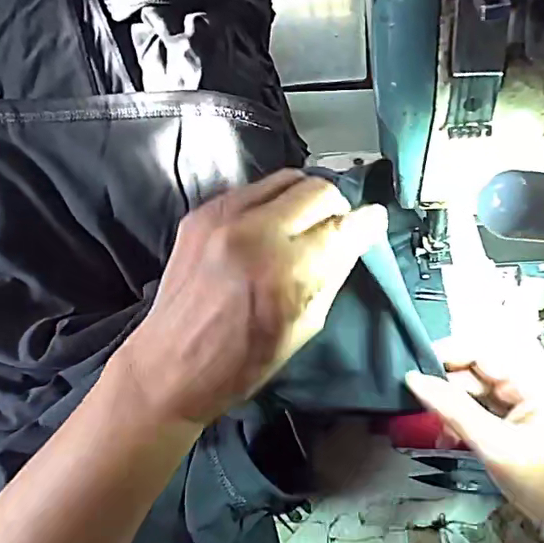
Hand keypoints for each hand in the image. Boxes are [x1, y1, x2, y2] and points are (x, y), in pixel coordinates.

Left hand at [114, 169, 386, 425]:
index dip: (366, 223)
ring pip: (287, 178)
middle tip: (336, 229)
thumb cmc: (240, 363)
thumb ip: (332, 275)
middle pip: (319, 190)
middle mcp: (254, 232)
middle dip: (337, 208)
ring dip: (306, 198)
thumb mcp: (303, 327)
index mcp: (285, 271)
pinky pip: (254, 188)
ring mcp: (223, 217)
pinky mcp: (201, 213)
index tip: (373, 223)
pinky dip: (272, 203)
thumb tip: (356, 239)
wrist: (170, 364)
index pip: (343, 226)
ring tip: (304, 225)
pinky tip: (269, 228)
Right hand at [405, 335, 543, 540]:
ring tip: (442, 431)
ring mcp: (522, 389)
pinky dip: (461, 415)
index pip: (478, 346)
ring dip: (451, 404)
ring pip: (470, 381)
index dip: (442, 356)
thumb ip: (453, 409)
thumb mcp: (496, 447)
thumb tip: (415, 380)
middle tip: (426, 411)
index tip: (412, 375)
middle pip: (472, 362)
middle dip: (445, 385)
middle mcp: (529, 372)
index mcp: (534, 373)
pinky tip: (452, 435)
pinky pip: (477, 398)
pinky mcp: (514, 405)